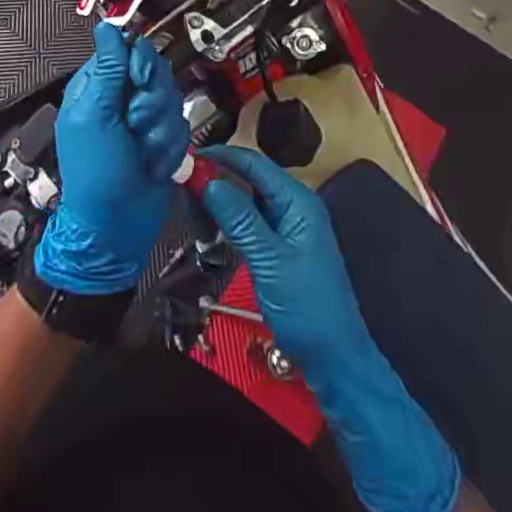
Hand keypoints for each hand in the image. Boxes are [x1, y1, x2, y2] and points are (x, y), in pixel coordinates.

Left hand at [36, 22, 189, 294]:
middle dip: (152, 105)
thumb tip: (108, 28)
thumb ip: (106, 70)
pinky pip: (181, 129)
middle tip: (134, 126)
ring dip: (159, 132)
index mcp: (96, 88)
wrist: (116, 226)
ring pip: (171, 102)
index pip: (128, 51)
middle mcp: (120, 100)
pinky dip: (169, 150)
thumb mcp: (94, 116)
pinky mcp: (162, 141)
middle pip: (156, 75)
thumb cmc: (95, 176)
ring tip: (141, 152)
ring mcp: (142, 122)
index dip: (140, 65)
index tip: (139, 84)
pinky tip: (152, 165)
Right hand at [198, 146, 460, 511]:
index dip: (219, 156)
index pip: (254, 164)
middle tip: (179, 185)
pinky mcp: (277, 245)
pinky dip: (225, 220)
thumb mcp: (269, 261)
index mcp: (298, 202)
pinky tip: (206, 227)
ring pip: (245, 199)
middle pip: (248, 178)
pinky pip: (247, 221)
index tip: (186, 157)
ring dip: (218, 200)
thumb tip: (208, 181)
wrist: (332, 354)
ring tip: (187, 205)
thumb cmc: (307, 307)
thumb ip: (240, 219)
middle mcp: (292, 206)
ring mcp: (285, 226)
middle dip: (215, 178)